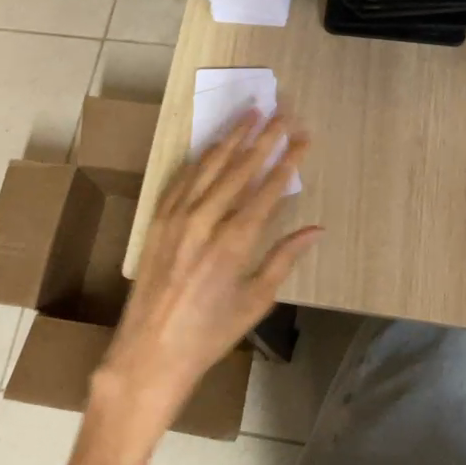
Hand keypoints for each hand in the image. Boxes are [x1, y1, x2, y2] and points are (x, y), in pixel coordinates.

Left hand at [99, 112, 320, 419]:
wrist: (150, 352)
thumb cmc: (210, 334)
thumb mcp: (256, 301)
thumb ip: (284, 258)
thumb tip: (316, 229)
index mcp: (234, 243)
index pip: (268, 189)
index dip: (288, 160)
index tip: (303, 137)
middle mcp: (204, 221)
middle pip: (240, 168)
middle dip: (265, 138)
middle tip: (283, 112)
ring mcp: (176, 217)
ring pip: (209, 166)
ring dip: (232, 137)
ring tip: (251, 113)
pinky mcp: (157, 220)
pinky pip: (182, 179)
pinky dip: (201, 158)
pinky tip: (213, 145)